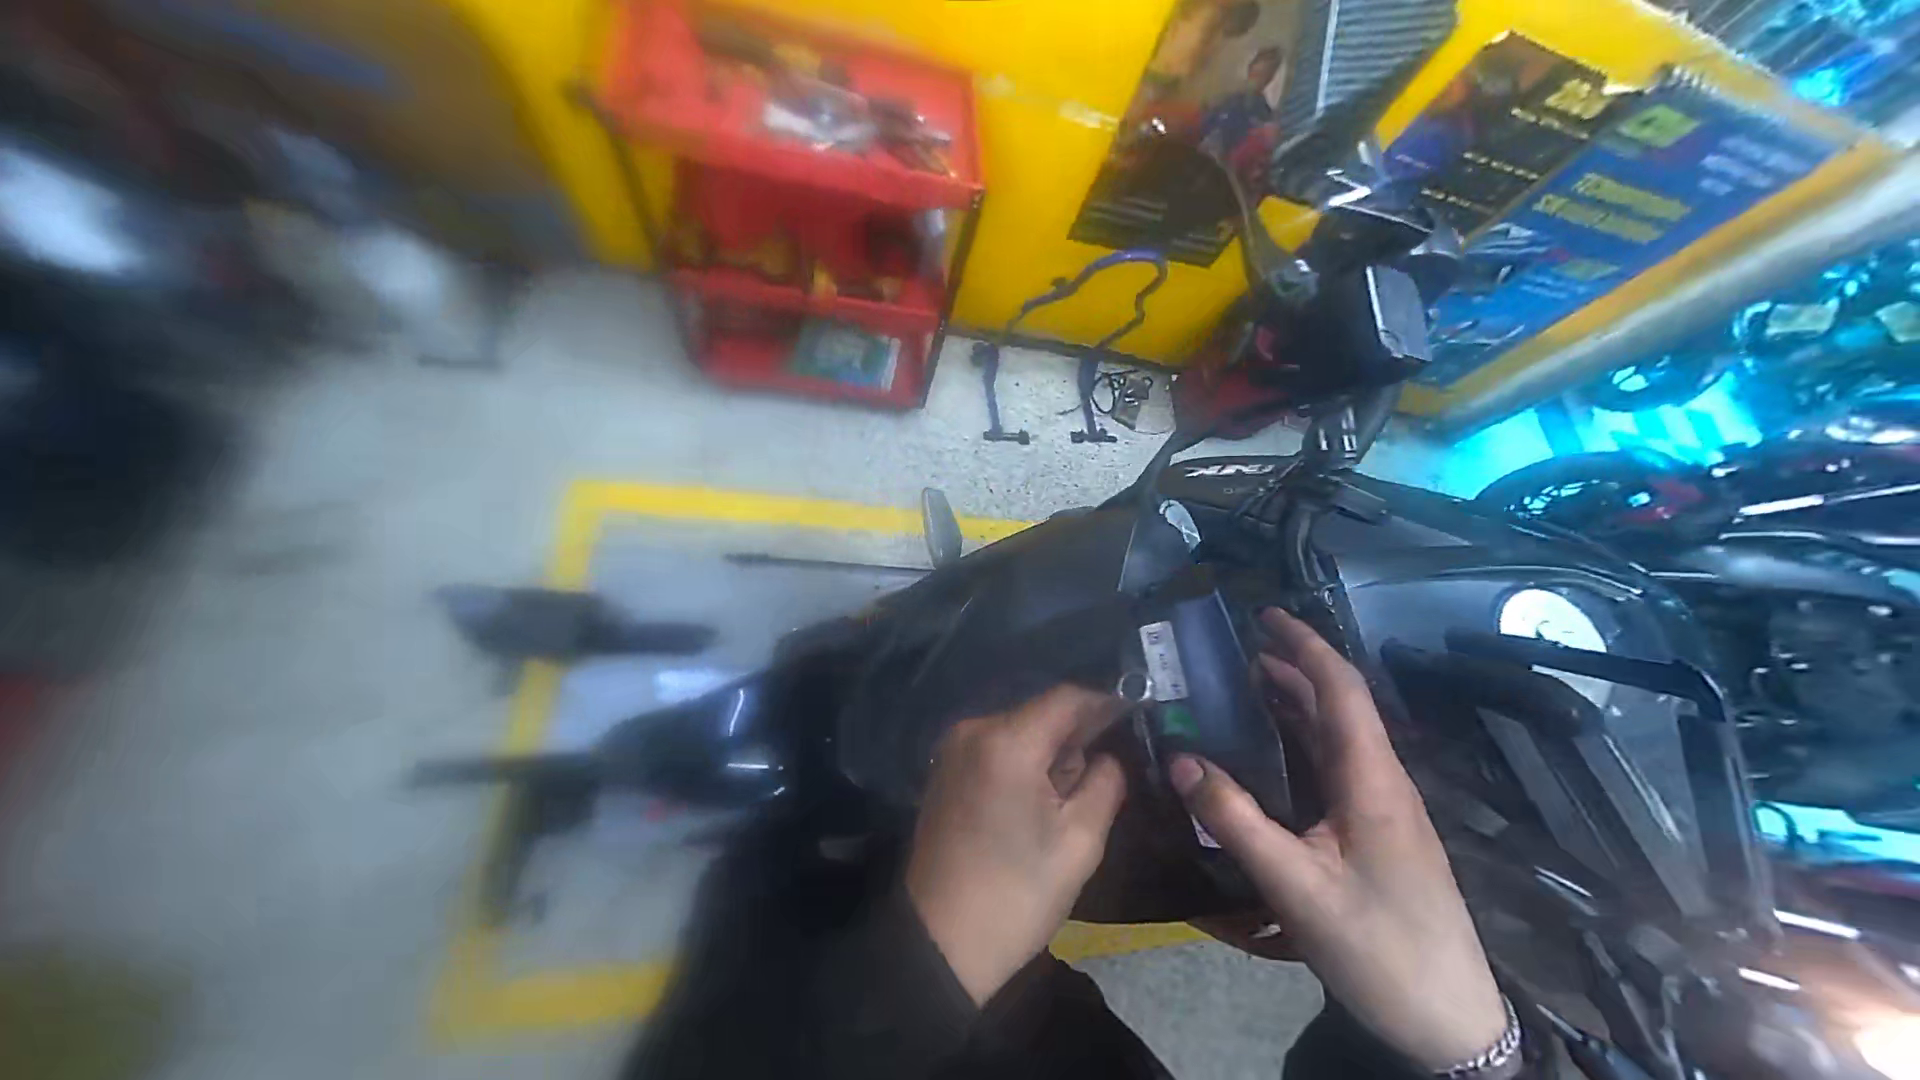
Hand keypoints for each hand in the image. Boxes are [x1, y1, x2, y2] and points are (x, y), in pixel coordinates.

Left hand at [906, 685, 1127, 1004]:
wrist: (940, 941)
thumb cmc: (1016, 893)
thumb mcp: (1080, 840)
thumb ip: (1105, 781)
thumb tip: (1109, 754)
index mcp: (1006, 741)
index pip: (1066, 697)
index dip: (1104, 701)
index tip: (1136, 712)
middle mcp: (974, 729)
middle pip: (1041, 712)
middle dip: (1079, 732)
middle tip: (1112, 765)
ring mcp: (954, 747)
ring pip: (1020, 728)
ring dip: (1052, 749)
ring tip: (1075, 791)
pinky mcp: (947, 767)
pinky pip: (998, 746)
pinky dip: (1026, 759)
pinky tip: (1041, 795)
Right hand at [1169, 609, 1507, 1070]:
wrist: (1450, 1024)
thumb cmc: (1379, 948)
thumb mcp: (1296, 886)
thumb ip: (1235, 820)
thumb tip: (1180, 758)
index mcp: (1372, 780)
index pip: (1342, 689)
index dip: (1306, 645)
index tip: (1265, 615)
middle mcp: (1381, 780)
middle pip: (1339, 703)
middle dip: (1293, 664)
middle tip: (1236, 647)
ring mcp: (1382, 806)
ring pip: (1336, 733)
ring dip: (1294, 699)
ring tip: (1243, 681)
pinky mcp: (1375, 828)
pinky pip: (1332, 762)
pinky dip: (1297, 736)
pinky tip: (1267, 745)